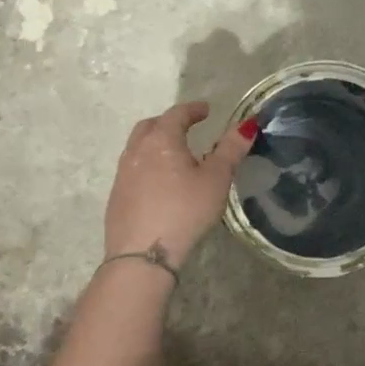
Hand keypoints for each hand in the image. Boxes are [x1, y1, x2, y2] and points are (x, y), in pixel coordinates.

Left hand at [105, 102, 258, 269]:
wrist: (142, 256)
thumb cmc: (185, 210)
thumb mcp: (216, 178)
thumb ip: (231, 149)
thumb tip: (248, 123)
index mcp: (162, 140)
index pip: (176, 114)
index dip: (193, 109)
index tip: (206, 110)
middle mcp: (137, 152)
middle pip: (150, 126)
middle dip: (168, 122)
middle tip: (186, 127)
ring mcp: (122, 175)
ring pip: (137, 147)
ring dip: (154, 143)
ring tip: (173, 154)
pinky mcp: (116, 198)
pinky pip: (132, 169)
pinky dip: (146, 164)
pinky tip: (159, 183)